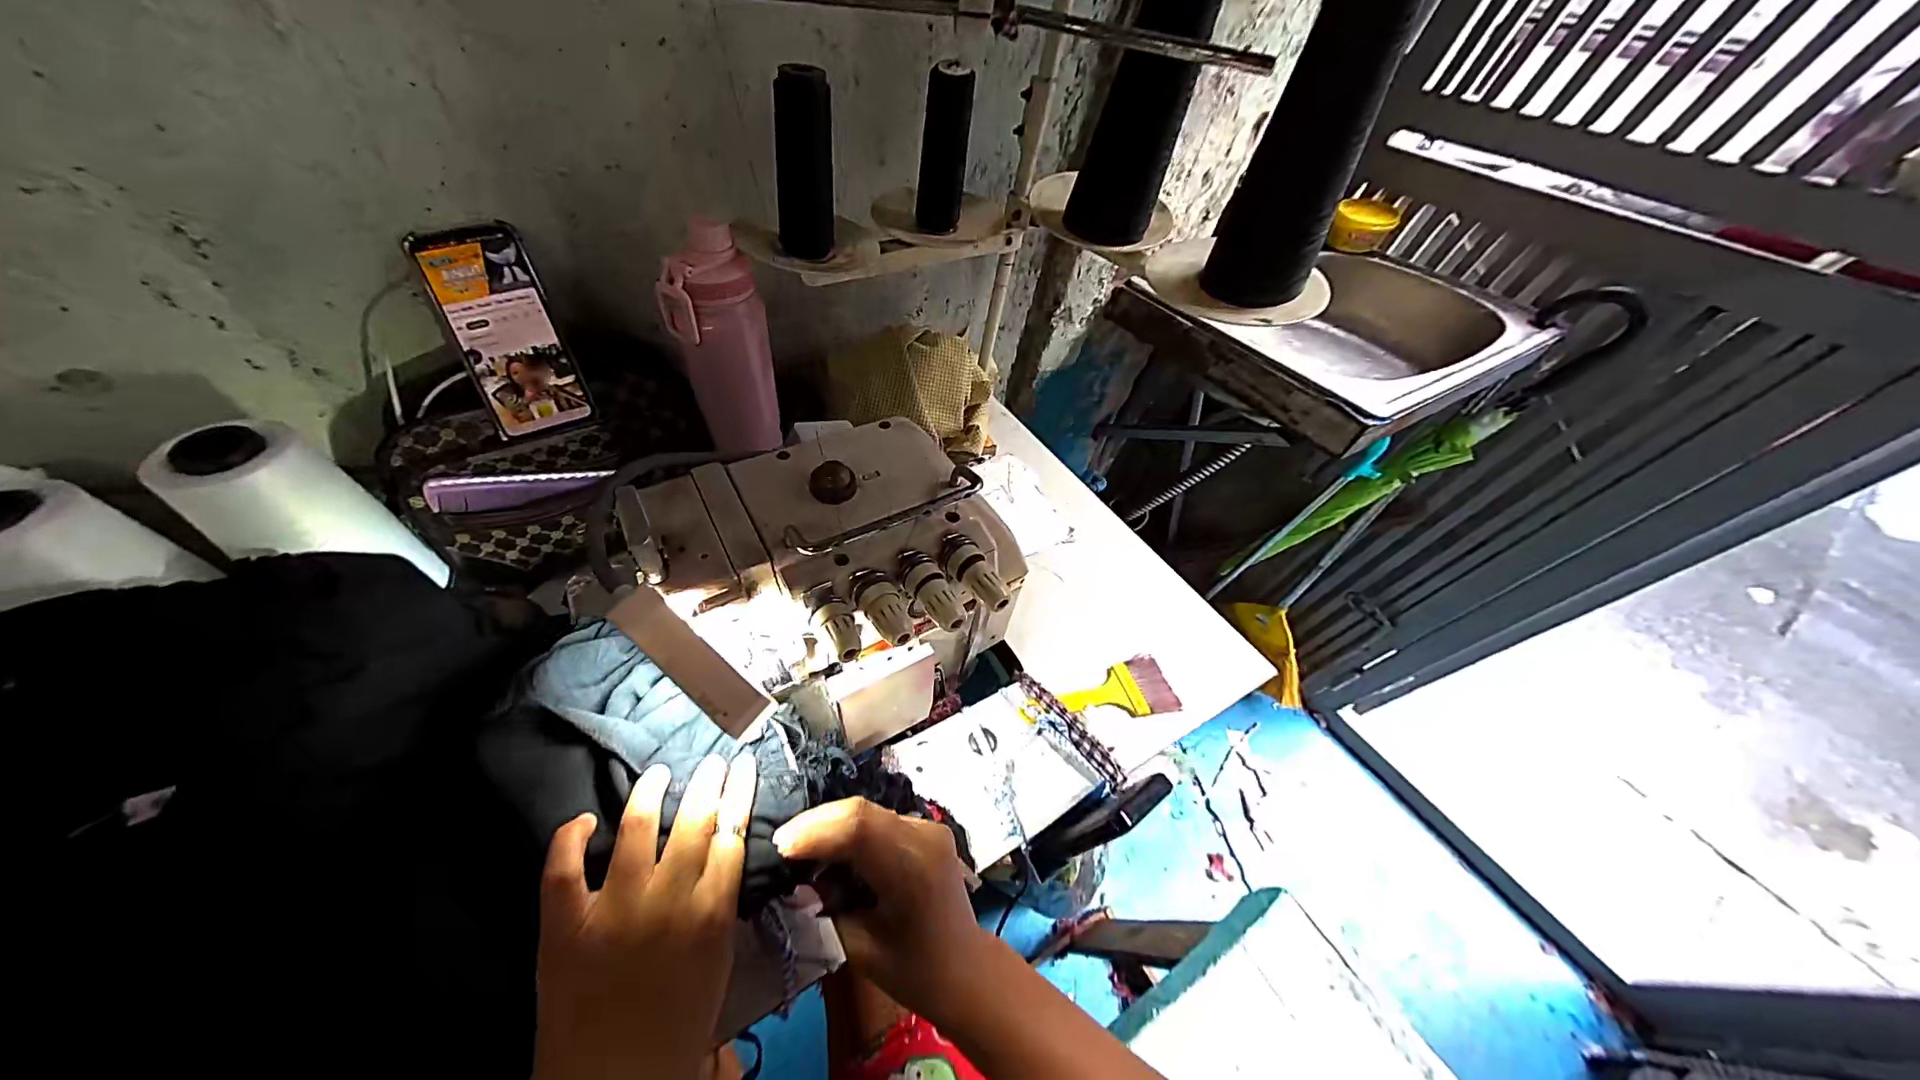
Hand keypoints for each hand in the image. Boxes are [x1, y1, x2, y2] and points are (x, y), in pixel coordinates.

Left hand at [534, 753, 757, 1079]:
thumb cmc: (679, 1021)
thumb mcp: (718, 956)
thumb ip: (721, 900)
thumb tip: (724, 848)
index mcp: (711, 912)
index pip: (733, 832)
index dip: (740, 792)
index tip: (742, 767)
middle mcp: (668, 901)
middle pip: (696, 820)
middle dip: (709, 781)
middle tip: (713, 761)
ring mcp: (613, 909)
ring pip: (637, 826)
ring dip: (651, 791)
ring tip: (659, 775)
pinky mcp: (564, 926)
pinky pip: (563, 867)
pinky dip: (572, 836)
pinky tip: (586, 820)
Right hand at [771, 798, 990, 1016]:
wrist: (964, 966)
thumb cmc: (913, 969)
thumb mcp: (860, 948)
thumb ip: (828, 909)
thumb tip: (799, 882)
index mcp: (912, 869)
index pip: (858, 828)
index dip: (814, 831)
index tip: (779, 848)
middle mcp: (924, 836)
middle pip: (860, 811)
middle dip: (816, 825)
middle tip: (782, 849)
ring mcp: (928, 827)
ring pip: (867, 811)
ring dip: (832, 826)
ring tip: (803, 853)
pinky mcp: (925, 828)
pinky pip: (878, 819)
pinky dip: (850, 831)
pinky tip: (834, 854)